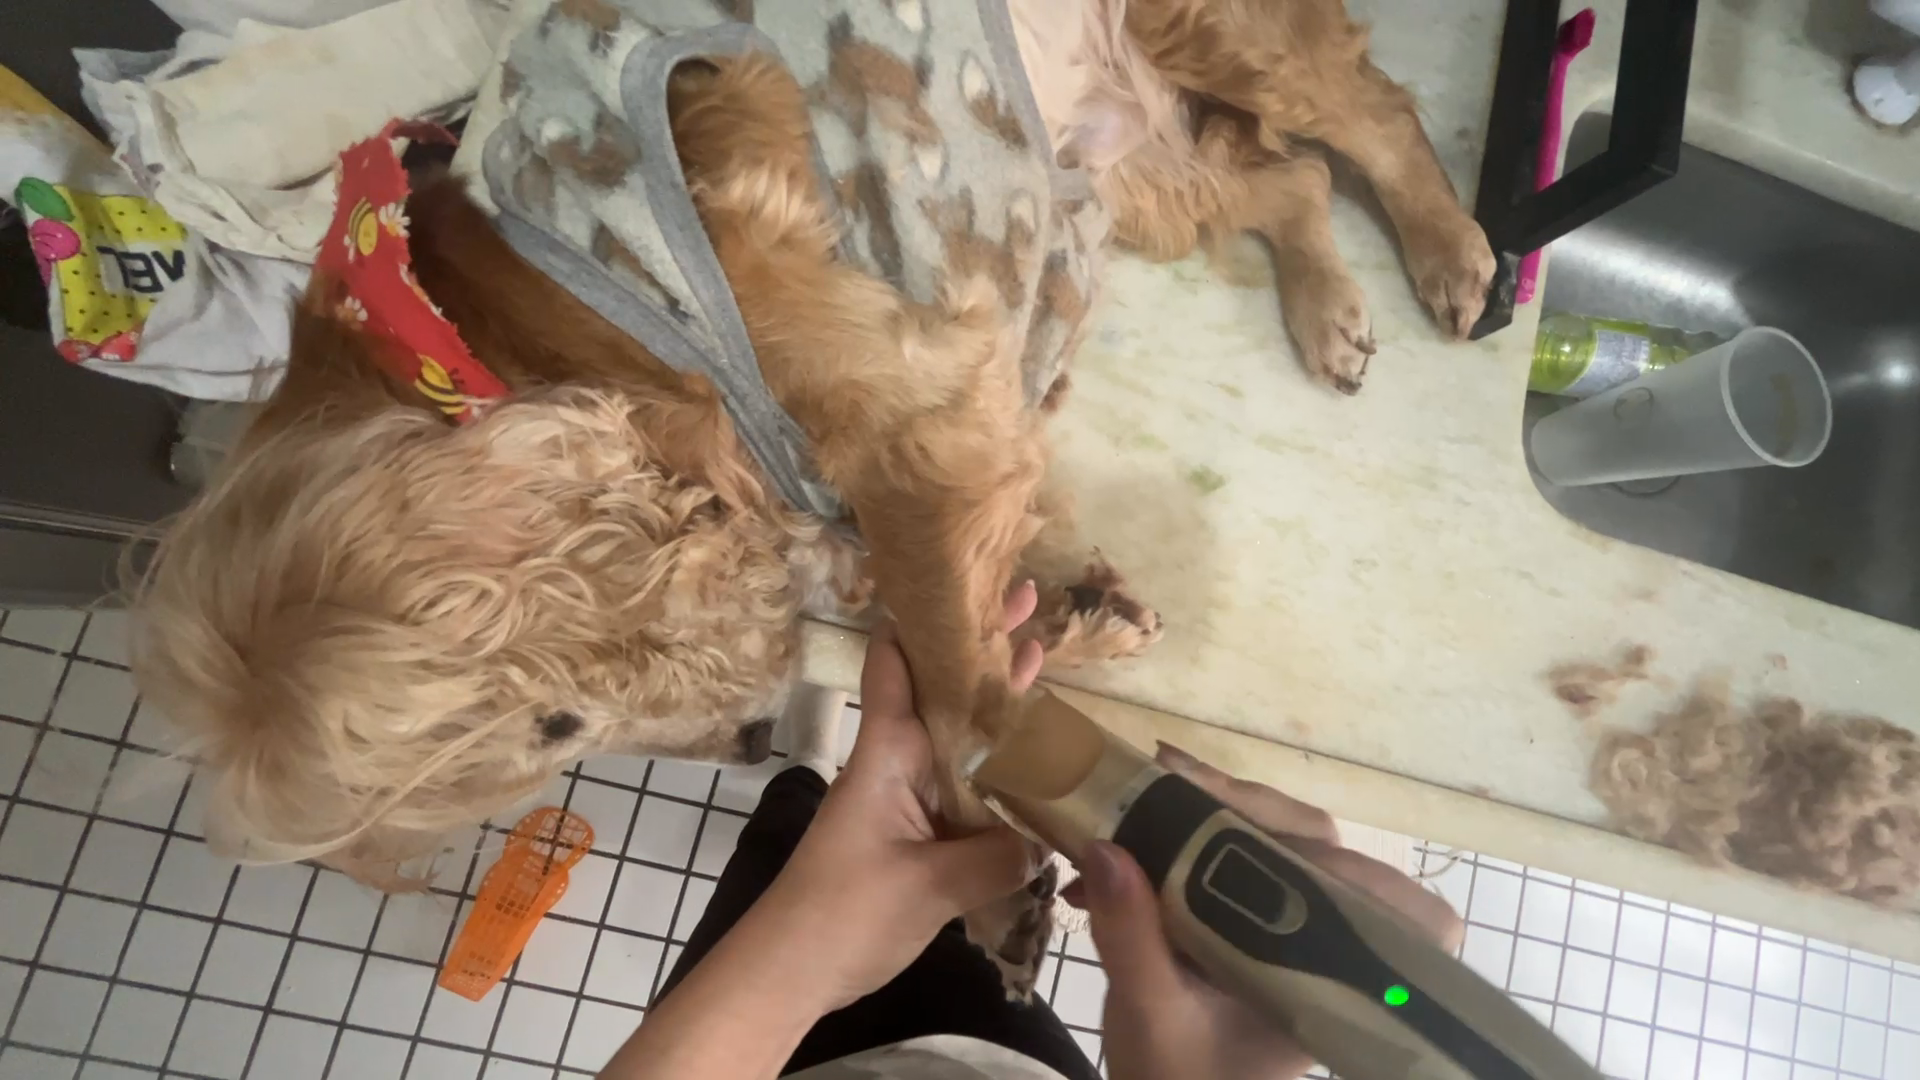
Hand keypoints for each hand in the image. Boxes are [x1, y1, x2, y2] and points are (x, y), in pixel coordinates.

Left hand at [754, 581, 1048, 1011]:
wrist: (793, 970)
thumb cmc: (844, 914)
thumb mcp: (927, 887)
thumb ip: (994, 858)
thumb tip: (1046, 840)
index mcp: (888, 749)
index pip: (894, 662)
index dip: (918, 615)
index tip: (953, 576)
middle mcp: (899, 755)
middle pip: (942, 683)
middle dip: (981, 641)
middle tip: (1027, 596)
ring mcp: (909, 787)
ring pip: (957, 725)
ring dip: (993, 691)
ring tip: (1038, 646)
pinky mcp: (919, 821)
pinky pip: (963, 773)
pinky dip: (995, 753)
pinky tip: (1031, 748)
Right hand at [1071, 746, 1464, 1079]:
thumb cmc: (1171, 1075)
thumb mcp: (1147, 1016)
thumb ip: (1131, 940)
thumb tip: (1105, 848)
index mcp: (1332, 987)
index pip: (1404, 919)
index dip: (1358, 875)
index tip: (1269, 846)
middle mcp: (1321, 946)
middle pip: (1323, 851)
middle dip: (1249, 808)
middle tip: (1177, 780)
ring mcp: (1282, 920)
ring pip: (1280, 836)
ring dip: (1218, 802)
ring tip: (1159, 776)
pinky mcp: (1244, 902)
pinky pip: (1236, 841)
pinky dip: (1193, 814)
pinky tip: (1149, 798)